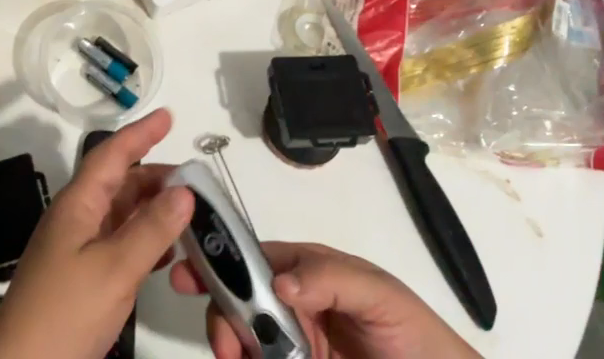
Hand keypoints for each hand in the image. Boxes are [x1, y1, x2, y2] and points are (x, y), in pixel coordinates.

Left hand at [0, 109, 194, 358]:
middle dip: (156, 175)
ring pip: (122, 214)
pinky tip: (170, 252)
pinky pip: (120, 243)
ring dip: (154, 209)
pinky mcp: (84, 275)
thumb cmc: (66, 309)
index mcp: (79, 204)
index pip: (112, 155)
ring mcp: (79, 247)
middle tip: (196, 181)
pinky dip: (147, 240)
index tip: (168, 116)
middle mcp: (78, 217)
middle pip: (120, 183)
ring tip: (191, 212)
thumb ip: (151, 230)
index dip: (140, 134)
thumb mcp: (114, 268)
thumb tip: (185, 190)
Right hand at [170, 241, 478, 358]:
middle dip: (221, 315)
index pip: (253, 258)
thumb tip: (278, 280)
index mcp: (308, 272)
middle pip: (239, 300)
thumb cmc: (415, 335)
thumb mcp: (379, 295)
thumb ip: (331, 278)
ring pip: (243, 338)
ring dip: (231, 346)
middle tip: (225, 346)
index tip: (188, 274)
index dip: (219, 261)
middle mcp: (293, 305)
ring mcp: (294, 344)